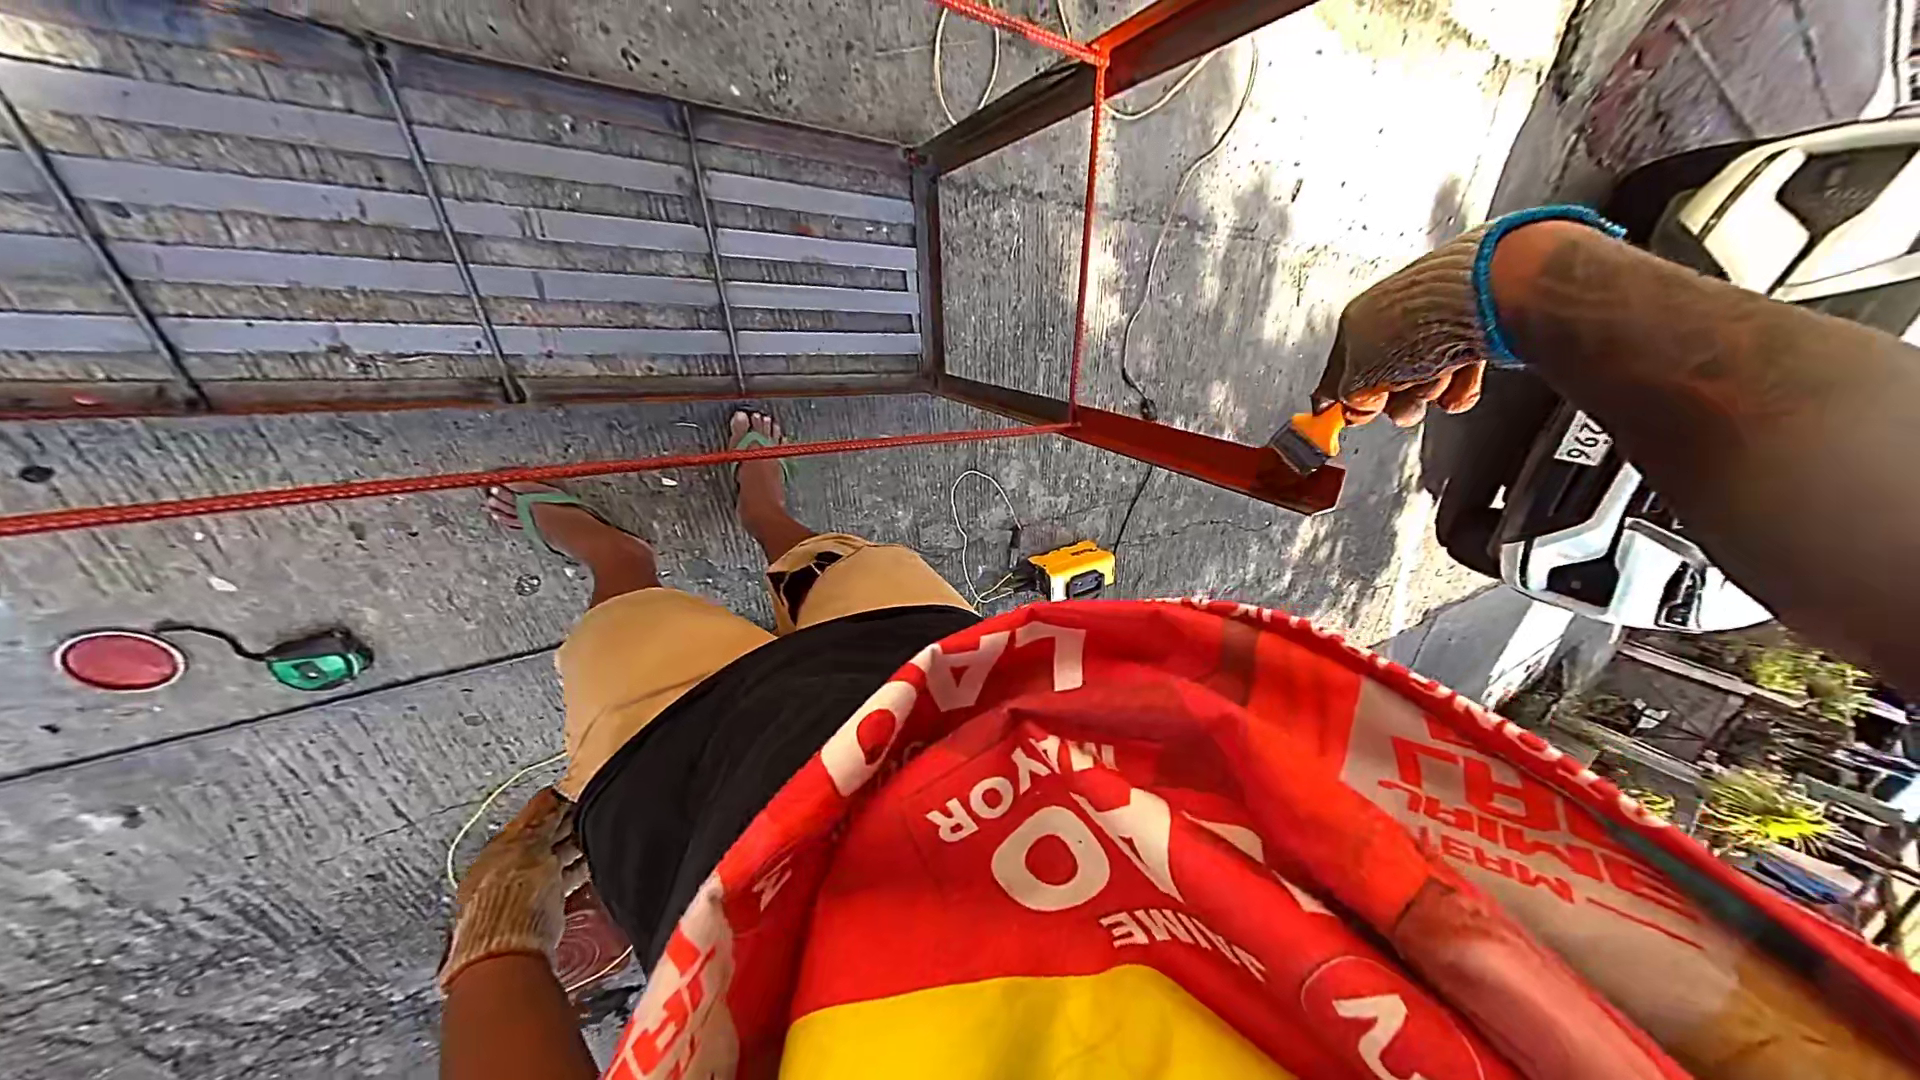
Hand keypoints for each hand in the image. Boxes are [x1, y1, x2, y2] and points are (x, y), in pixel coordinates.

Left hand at [439, 787, 585, 993]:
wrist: (509, 957)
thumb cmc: (510, 904)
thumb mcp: (531, 847)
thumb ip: (542, 819)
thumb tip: (553, 795)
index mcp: (495, 852)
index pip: (531, 815)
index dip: (556, 801)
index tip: (578, 791)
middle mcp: (503, 872)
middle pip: (541, 837)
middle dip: (567, 823)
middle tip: (592, 809)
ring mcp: (520, 894)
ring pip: (552, 860)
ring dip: (574, 847)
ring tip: (597, 835)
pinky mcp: (538, 913)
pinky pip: (560, 881)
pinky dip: (576, 870)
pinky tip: (588, 866)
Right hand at [1312, 226, 1490, 427]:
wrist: (1491, 291)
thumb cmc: (1420, 323)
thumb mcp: (1359, 373)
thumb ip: (1344, 394)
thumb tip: (1349, 405)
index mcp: (1355, 321)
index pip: (1339, 370)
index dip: (1343, 398)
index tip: (1348, 417)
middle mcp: (1392, 317)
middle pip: (1384, 379)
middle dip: (1393, 399)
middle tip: (1400, 403)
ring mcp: (1435, 321)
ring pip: (1423, 378)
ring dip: (1427, 391)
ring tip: (1438, 382)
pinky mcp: (1476, 327)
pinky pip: (1461, 371)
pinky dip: (1461, 385)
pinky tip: (1462, 383)